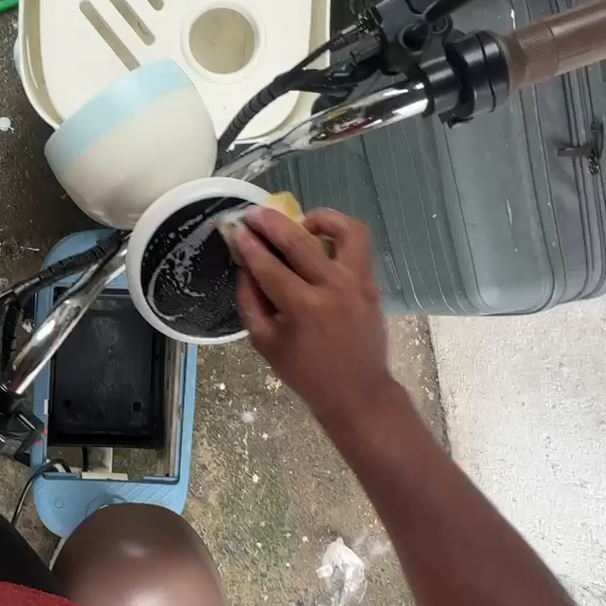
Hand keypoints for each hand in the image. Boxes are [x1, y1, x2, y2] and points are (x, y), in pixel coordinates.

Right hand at [230, 206, 401, 433]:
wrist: (356, 391)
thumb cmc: (304, 371)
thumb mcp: (265, 342)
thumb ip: (251, 301)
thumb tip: (244, 267)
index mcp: (303, 309)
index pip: (269, 267)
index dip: (249, 246)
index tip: (235, 230)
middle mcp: (333, 289)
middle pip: (300, 242)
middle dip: (272, 224)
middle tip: (254, 214)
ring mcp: (358, 282)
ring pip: (344, 231)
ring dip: (318, 219)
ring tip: (299, 222)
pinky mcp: (371, 282)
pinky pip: (358, 244)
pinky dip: (339, 233)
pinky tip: (320, 238)